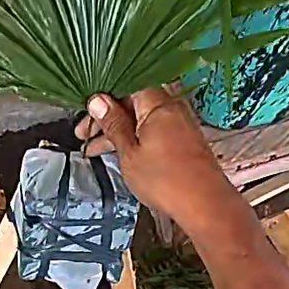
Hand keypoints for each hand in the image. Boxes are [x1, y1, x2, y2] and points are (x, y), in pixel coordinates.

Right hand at [75, 88, 246, 236]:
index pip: (124, 85)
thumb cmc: (166, 181)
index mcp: (157, 104)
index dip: (102, 98)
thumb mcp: (129, 154)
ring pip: (141, 117)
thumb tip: (97, 102)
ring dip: (119, 130)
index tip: (86, 116)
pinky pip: (154, 129)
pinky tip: (121, 152)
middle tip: (84, 134)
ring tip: (95, 149)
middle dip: (107, 117)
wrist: (204, 204)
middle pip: (133, 101)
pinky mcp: (182, 138)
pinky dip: (135, 138)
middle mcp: (171, 107)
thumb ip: (113, 125)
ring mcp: (179, 122)